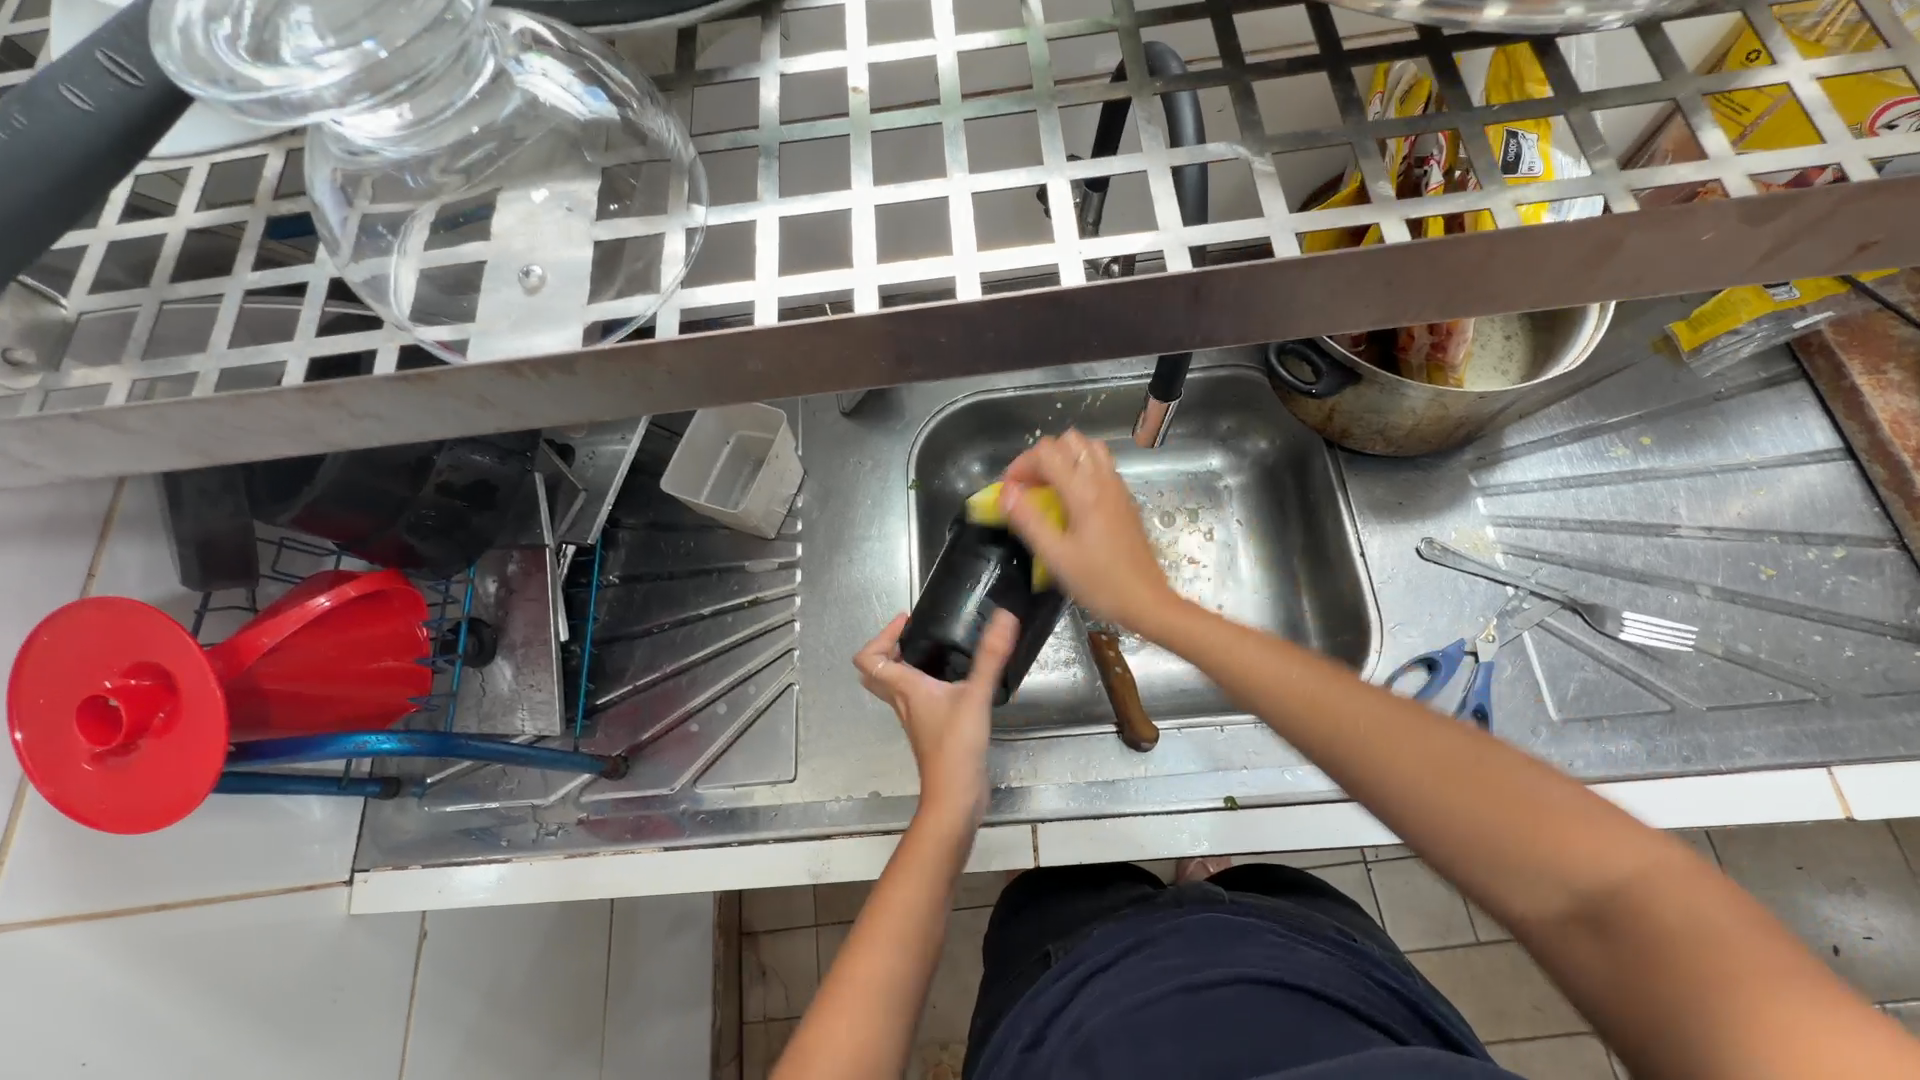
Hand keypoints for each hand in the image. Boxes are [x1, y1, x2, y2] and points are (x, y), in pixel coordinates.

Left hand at [853, 610, 1018, 824]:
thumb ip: (991, 657)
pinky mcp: (929, 730)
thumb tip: (1004, 618)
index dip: (881, 634)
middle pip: (876, 673)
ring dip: (904, 666)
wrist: (955, 795)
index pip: (869, 658)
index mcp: (904, 689)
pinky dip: (923, 685)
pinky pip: (915, 700)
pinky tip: (951, 683)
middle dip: (888, 649)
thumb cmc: (957, 745)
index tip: (908, 622)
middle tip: (914, 636)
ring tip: (933, 652)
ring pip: (894, 687)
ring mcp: (914, 718)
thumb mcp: (976, 695)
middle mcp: (902, 702)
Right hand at [998, 429, 1177, 632]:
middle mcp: (1103, 481)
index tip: (1009, 490)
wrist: (1145, 600)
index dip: (1021, 464)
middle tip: (1028, 487)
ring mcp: (1118, 488)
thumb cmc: (1099, 583)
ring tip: (1049, 489)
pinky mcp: (1125, 500)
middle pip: (1070, 441)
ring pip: (1089, 449)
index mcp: (1083, 492)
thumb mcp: (1056, 557)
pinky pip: (1102, 467)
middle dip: (1042, 457)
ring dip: (1064, 460)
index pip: (1047, 452)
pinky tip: (1072, 501)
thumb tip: (1006, 493)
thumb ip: (1029, 520)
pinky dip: (1081, 470)